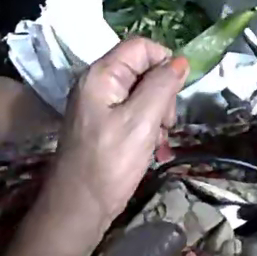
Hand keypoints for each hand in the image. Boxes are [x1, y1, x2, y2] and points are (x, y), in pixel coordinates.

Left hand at [47, 37, 187, 220]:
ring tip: (157, 142)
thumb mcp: (141, 121)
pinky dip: (147, 128)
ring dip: (158, 115)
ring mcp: (97, 105)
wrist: (77, 209)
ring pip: (142, 94)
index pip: (141, 46)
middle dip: (162, 94)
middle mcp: (96, 84)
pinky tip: (152, 150)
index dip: (164, 63)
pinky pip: (133, 114)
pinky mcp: (102, 125)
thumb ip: (161, 86)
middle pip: (142, 69)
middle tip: (164, 125)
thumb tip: (180, 61)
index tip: (175, 93)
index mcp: (101, 75)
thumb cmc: (109, 164)